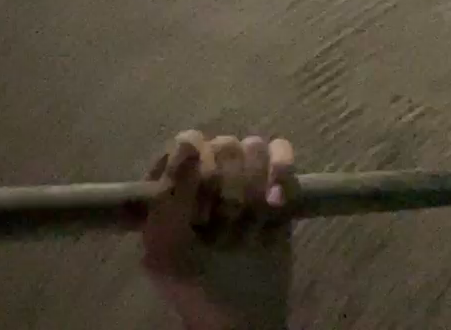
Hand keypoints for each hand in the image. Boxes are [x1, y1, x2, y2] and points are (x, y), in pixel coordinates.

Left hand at [141, 132, 295, 329]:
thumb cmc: (198, 288)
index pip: (186, 146)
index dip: (196, 171)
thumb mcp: (167, 251)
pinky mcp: (278, 183)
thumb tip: (190, 138)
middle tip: (225, 224)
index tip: (197, 206)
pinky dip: (282, 170)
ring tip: (251, 220)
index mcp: (173, 189)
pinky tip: (276, 201)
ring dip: (254, 186)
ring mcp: (245, 178)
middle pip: (224, 145)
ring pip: (254, 146)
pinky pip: (283, 151)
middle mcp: (208, 176)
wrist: (246, 319)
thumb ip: (169, 195)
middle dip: (229, 188)